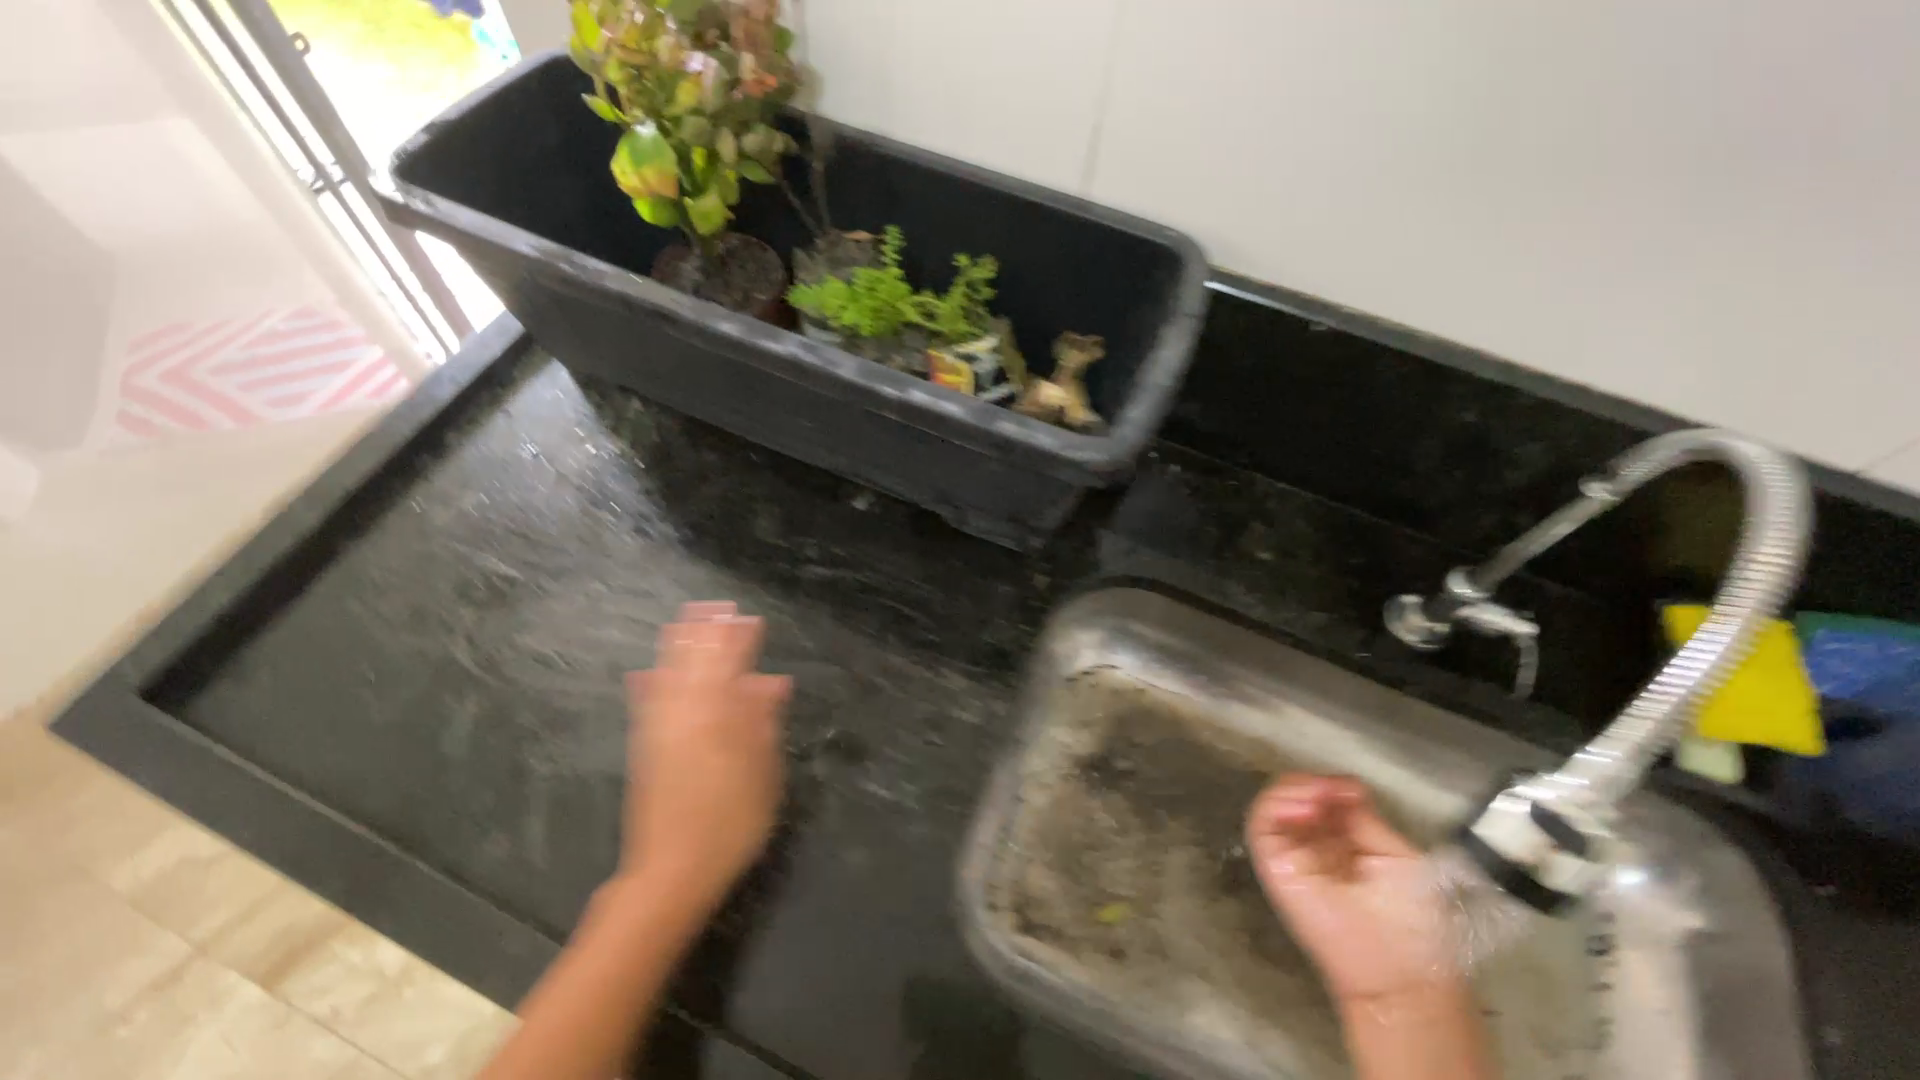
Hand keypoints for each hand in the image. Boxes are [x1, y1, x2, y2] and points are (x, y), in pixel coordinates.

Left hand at [620, 601, 791, 913]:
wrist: (673, 868)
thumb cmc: (733, 822)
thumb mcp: (765, 773)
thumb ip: (763, 721)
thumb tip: (771, 681)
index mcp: (721, 713)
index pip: (732, 662)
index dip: (740, 637)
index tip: (750, 618)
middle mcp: (686, 711)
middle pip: (695, 659)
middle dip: (706, 631)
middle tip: (717, 608)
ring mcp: (659, 727)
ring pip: (667, 672)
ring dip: (678, 644)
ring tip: (686, 620)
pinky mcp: (642, 747)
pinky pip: (643, 702)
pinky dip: (647, 681)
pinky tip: (645, 671)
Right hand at [1246, 774, 1458, 1004]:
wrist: (1399, 967)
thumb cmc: (1410, 917)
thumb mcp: (1394, 854)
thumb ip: (1363, 820)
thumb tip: (1341, 786)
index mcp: (1341, 840)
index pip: (1324, 796)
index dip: (1333, 785)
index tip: (1350, 791)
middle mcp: (1311, 843)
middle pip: (1295, 795)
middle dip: (1311, 783)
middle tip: (1333, 791)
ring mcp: (1289, 854)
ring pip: (1272, 804)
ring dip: (1291, 789)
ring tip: (1318, 796)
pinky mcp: (1273, 866)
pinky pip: (1259, 826)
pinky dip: (1273, 805)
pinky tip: (1304, 807)